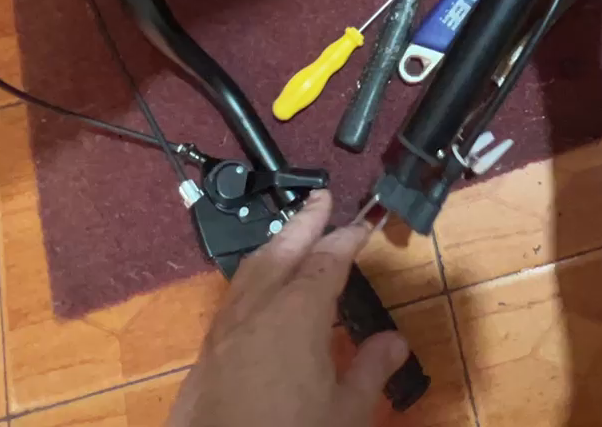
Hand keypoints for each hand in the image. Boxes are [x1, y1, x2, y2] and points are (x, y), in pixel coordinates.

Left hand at [169, 192, 408, 426]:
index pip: (328, 259)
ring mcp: (227, 328)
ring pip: (253, 268)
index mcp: (298, 312)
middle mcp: (259, 307)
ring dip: (277, 244)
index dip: (347, 238)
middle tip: (322, 197)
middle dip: (305, 221)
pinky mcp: (206, 353)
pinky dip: (256, 275)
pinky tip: (262, 290)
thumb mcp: (344, 414)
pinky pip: (235, 294)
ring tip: (293, 234)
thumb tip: (395, 341)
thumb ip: (370, 371)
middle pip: (284, 248)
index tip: (363, 224)